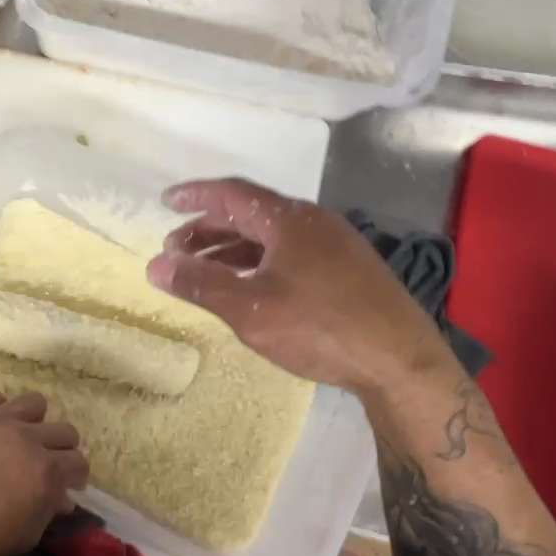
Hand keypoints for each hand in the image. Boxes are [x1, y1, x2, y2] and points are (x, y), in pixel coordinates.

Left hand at [0, 392, 87, 555]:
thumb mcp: (29, 534)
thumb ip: (50, 509)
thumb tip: (63, 496)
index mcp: (47, 470)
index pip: (79, 462)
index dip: (76, 476)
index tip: (68, 484)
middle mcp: (27, 439)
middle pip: (64, 430)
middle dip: (62, 449)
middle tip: (47, 462)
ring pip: (34, 403)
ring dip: (35, 421)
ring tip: (23, 437)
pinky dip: (1, 412)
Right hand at [145, 178, 450, 396]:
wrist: (400, 361)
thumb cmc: (318, 328)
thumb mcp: (248, 308)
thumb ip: (200, 284)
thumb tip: (155, 265)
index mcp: (289, 220)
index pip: (232, 194)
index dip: (195, 195)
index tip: (166, 201)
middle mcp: (313, 223)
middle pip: (250, 214)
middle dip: (208, 228)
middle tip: (175, 248)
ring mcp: (335, 246)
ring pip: (270, 236)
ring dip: (231, 248)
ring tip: (203, 270)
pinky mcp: (347, 271)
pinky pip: (289, 253)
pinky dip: (257, 261)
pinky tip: (248, 286)